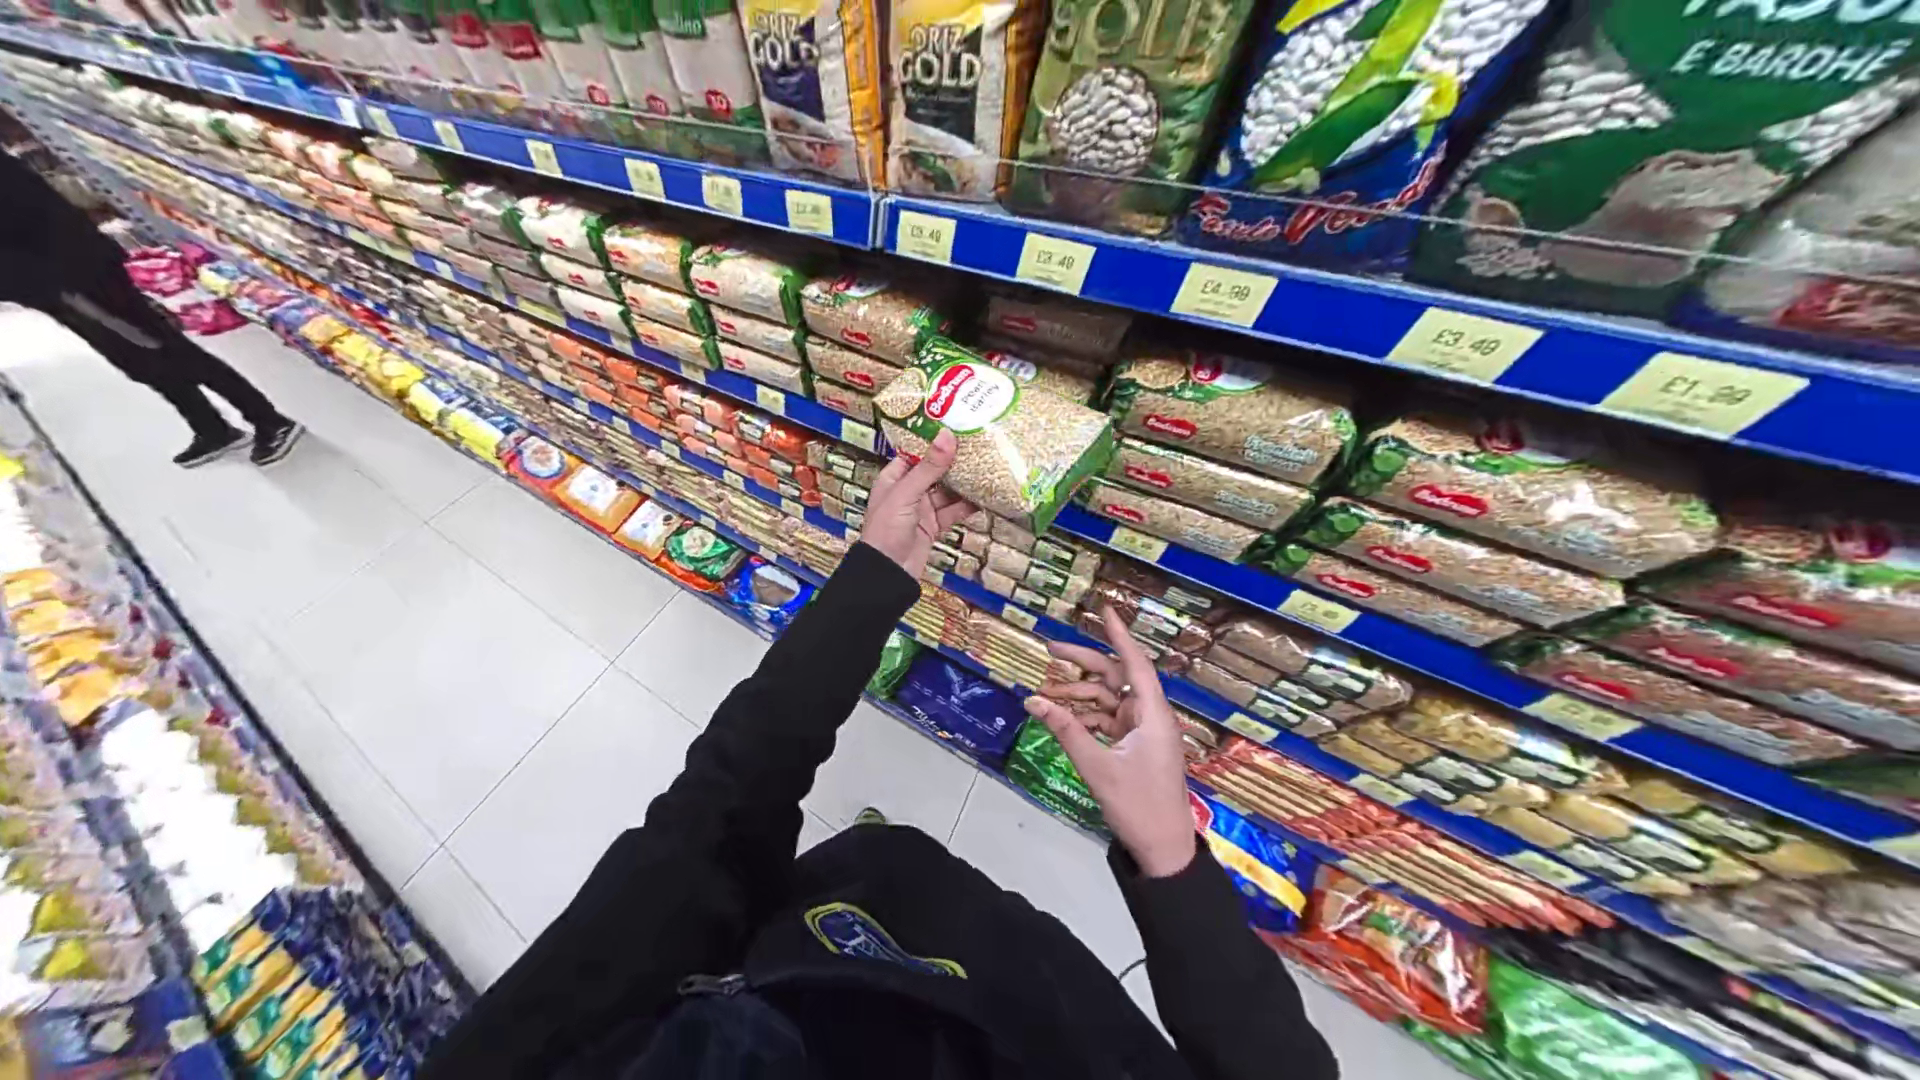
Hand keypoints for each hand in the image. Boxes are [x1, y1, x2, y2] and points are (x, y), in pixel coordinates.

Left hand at [857, 429, 976, 579]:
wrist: (888, 573)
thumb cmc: (886, 529)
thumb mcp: (907, 494)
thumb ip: (929, 467)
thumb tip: (947, 436)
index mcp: (893, 479)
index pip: (914, 454)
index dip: (933, 442)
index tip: (956, 427)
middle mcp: (908, 492)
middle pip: (934, 471)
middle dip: (954, 461)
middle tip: (979, 445)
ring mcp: (922, 510)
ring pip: (947, 492)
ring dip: (964, 484)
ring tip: (986, 468)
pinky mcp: (934, 526)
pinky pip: (953, 512)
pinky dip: (967, 506)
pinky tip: (984, 497)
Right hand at [1024, 606, 1196, 878]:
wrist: (1164, 850)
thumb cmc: (1138, 806)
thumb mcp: (1097, 767)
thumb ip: (1065, 730)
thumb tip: (1033, 700)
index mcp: (1152, 714)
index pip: (1135, 662)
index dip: (1119, 634)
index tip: (1104, 610)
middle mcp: (1150, 715)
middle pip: (1116, 676)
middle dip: (1083, 663)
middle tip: (1050, 650)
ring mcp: (1143, 731)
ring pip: (1108, 699)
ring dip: (1079, 695)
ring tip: (1045, 695)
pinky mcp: (1135, 746)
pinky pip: (1107, 720)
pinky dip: (1085, 717)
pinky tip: (1062, 719)